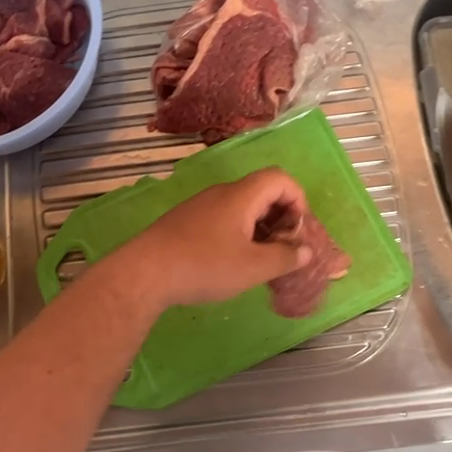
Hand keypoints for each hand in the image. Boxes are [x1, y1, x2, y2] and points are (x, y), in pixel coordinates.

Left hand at [98, 168, 313, 311]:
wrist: (145, 272)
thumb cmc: (204, 266)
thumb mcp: (252, 268)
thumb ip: (284, 258)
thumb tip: (305, 250)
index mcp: (241, 196)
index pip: (279, 178)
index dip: (298, 199)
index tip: (297, 231)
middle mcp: (221, 193)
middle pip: (261, 191)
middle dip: (280, 218)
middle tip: (283, 250)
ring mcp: (200, 206)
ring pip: (241, 207)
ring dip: (259, 229)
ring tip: (260, 260)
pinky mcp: (186, 221)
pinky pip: (222, 218)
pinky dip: (238, 233)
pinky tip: (231, 262)